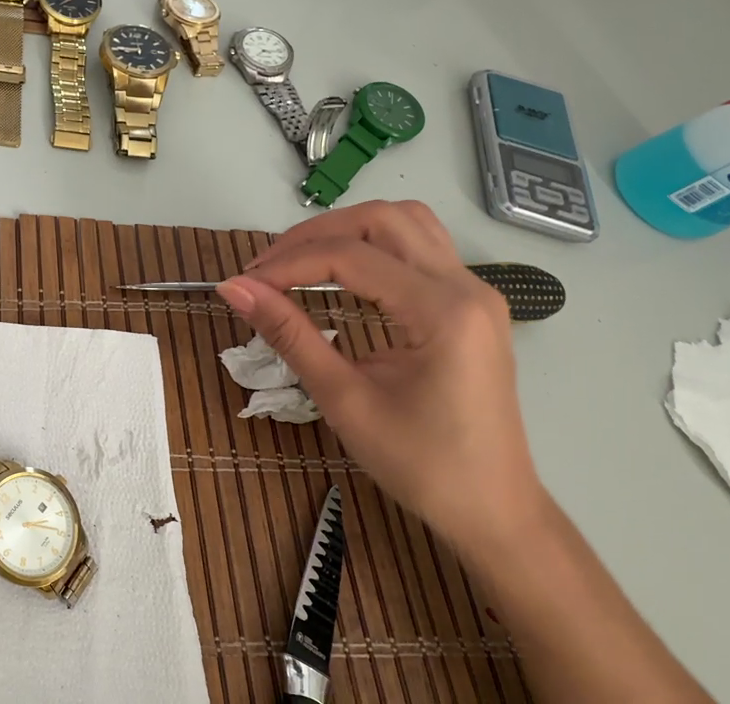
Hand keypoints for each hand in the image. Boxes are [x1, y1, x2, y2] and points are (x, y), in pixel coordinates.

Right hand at [215, 200, 545, 547]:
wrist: (495, 511)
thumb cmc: (422, 465)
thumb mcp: (345, 401)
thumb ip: (289, 335)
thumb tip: (234, 289)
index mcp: (443, 313)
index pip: (350, 258)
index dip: (288, 263)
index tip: (244, 284)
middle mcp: (467, 288)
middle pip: (383, 219)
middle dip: (316, 234)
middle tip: (268, 268)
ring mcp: (476, 293)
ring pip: (407, 222)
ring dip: (348, 231)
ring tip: (301, 262)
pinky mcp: (471, 305)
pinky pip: (419, 249)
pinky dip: (373, 247)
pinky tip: (341, 276)